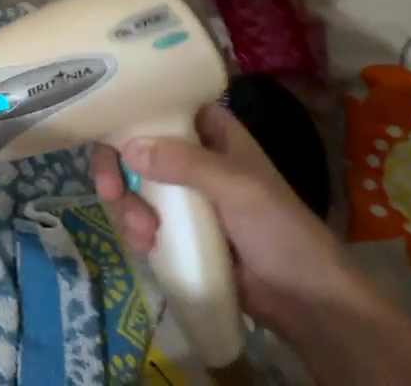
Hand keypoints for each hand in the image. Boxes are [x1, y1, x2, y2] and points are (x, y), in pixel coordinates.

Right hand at [91, 103, 354, 335]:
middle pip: (132, 144)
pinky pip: (136, 215)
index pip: (161, 105)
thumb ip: (185, 164)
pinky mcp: (174, 227)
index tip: (102, 125)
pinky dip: (133, 228)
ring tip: (142, 233)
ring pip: (130, 182)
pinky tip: (145, 245)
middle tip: (109, 191)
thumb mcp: (239, 190)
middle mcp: (190, 157)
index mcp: (212, 135)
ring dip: (126, 207)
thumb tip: (128, 149)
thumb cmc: (283, 233)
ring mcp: (181, 194)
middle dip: (115, 168)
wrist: (309, 305)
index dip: (129, 108)